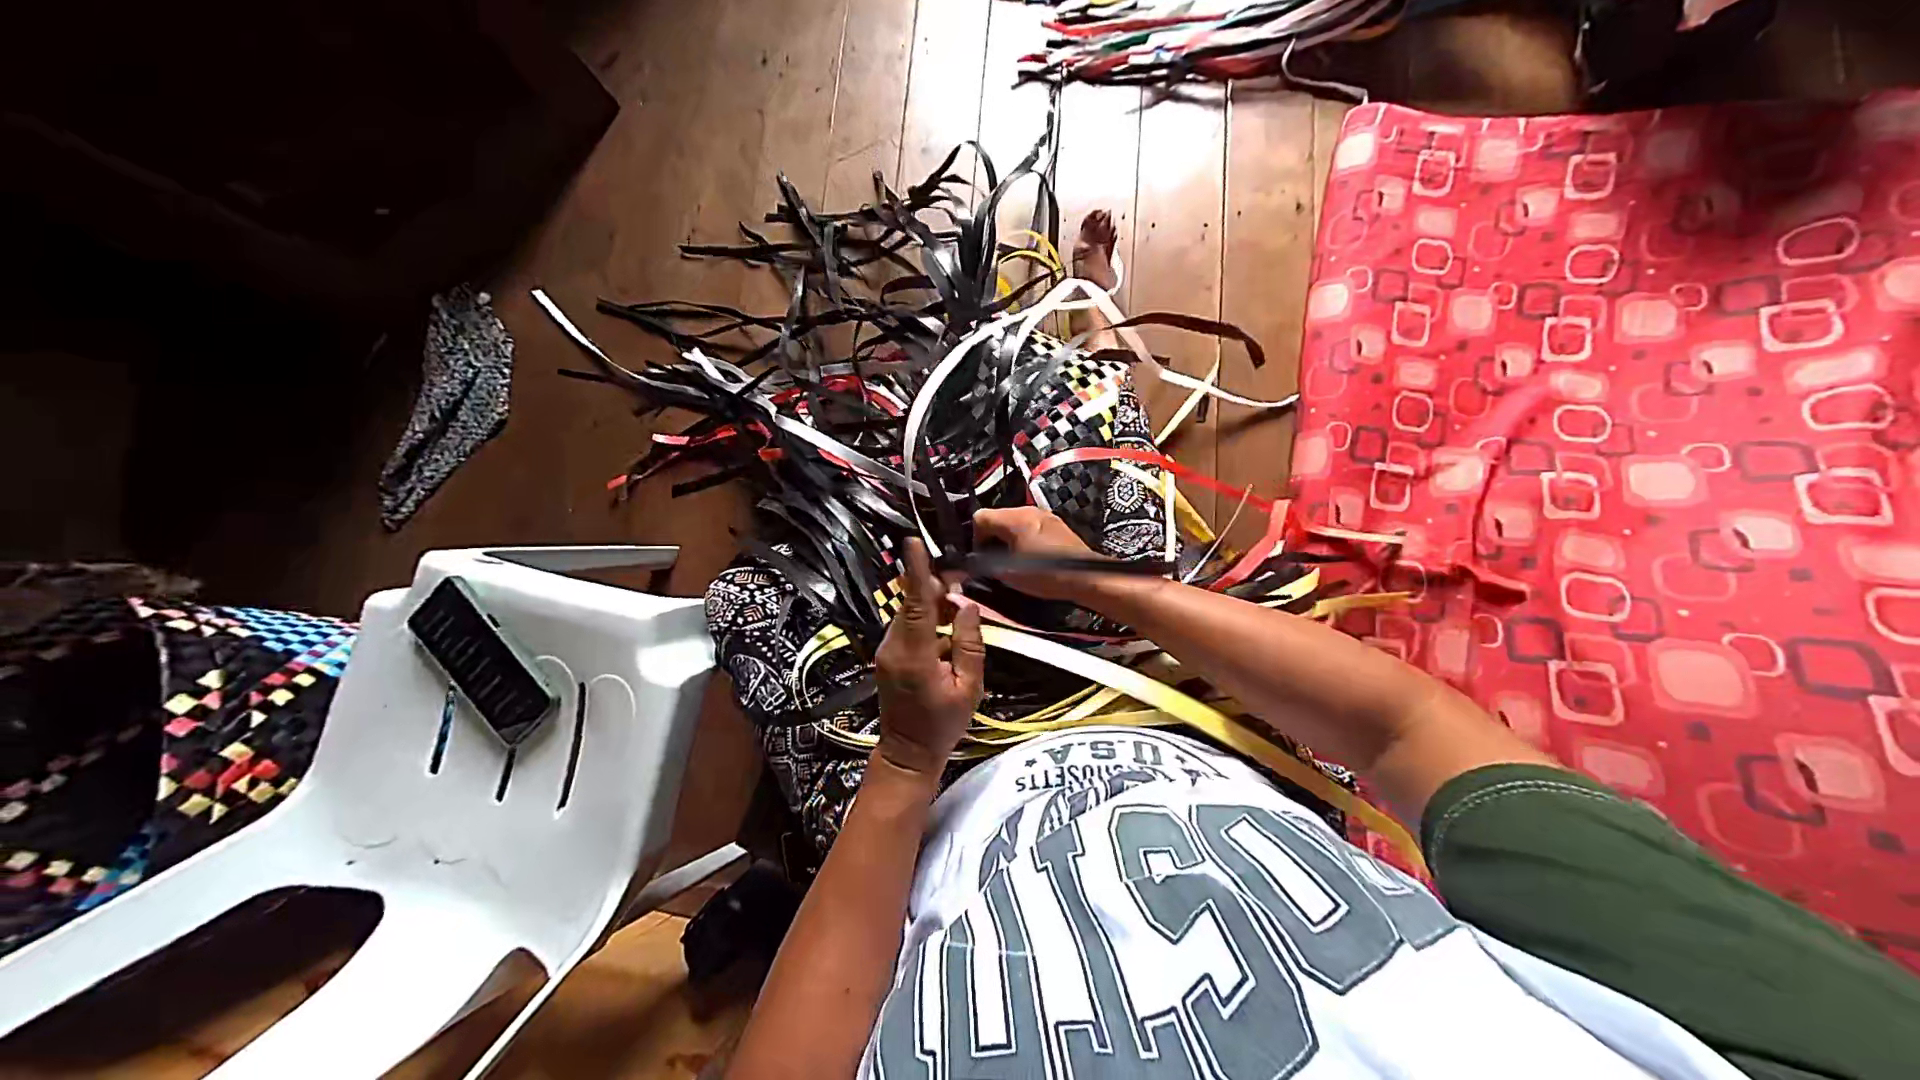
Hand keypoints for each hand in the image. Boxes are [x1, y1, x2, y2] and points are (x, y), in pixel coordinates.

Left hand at [873, 539, 985, 777]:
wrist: (908, 752)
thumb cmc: (943, 724)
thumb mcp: (970, 688)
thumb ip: (969, 644)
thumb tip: (967, 606)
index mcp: (915, 654)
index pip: (916, 603)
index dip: (916, 571)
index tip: (913, 542)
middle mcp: (894, 646)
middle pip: (913, 603)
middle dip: (935, 589)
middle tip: (960, 586)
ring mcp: (886, 651)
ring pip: (909, 614)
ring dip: (931, 607)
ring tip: (956, 611)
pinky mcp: (886, 655)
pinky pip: (906, 628)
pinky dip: (925, 622)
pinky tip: (944, 633)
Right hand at [970, 506, 1106, 602]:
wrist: (1084, 577)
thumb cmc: (1046, 575)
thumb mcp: (1009, 574)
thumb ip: (987, 563)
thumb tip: (978, 562)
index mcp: (1014, 518)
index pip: (980, 517)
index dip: (976, 538)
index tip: (982, 557)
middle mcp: (1028, 510)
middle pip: (997, 517)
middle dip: (992, 538)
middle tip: (996, 561)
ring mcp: (1044, 515)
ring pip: (1013, 521)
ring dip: (1008, 538)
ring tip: (1014, 560)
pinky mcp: (1055, 523)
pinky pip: (1030, 525)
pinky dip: (1024, 537)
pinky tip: (1031, 556)